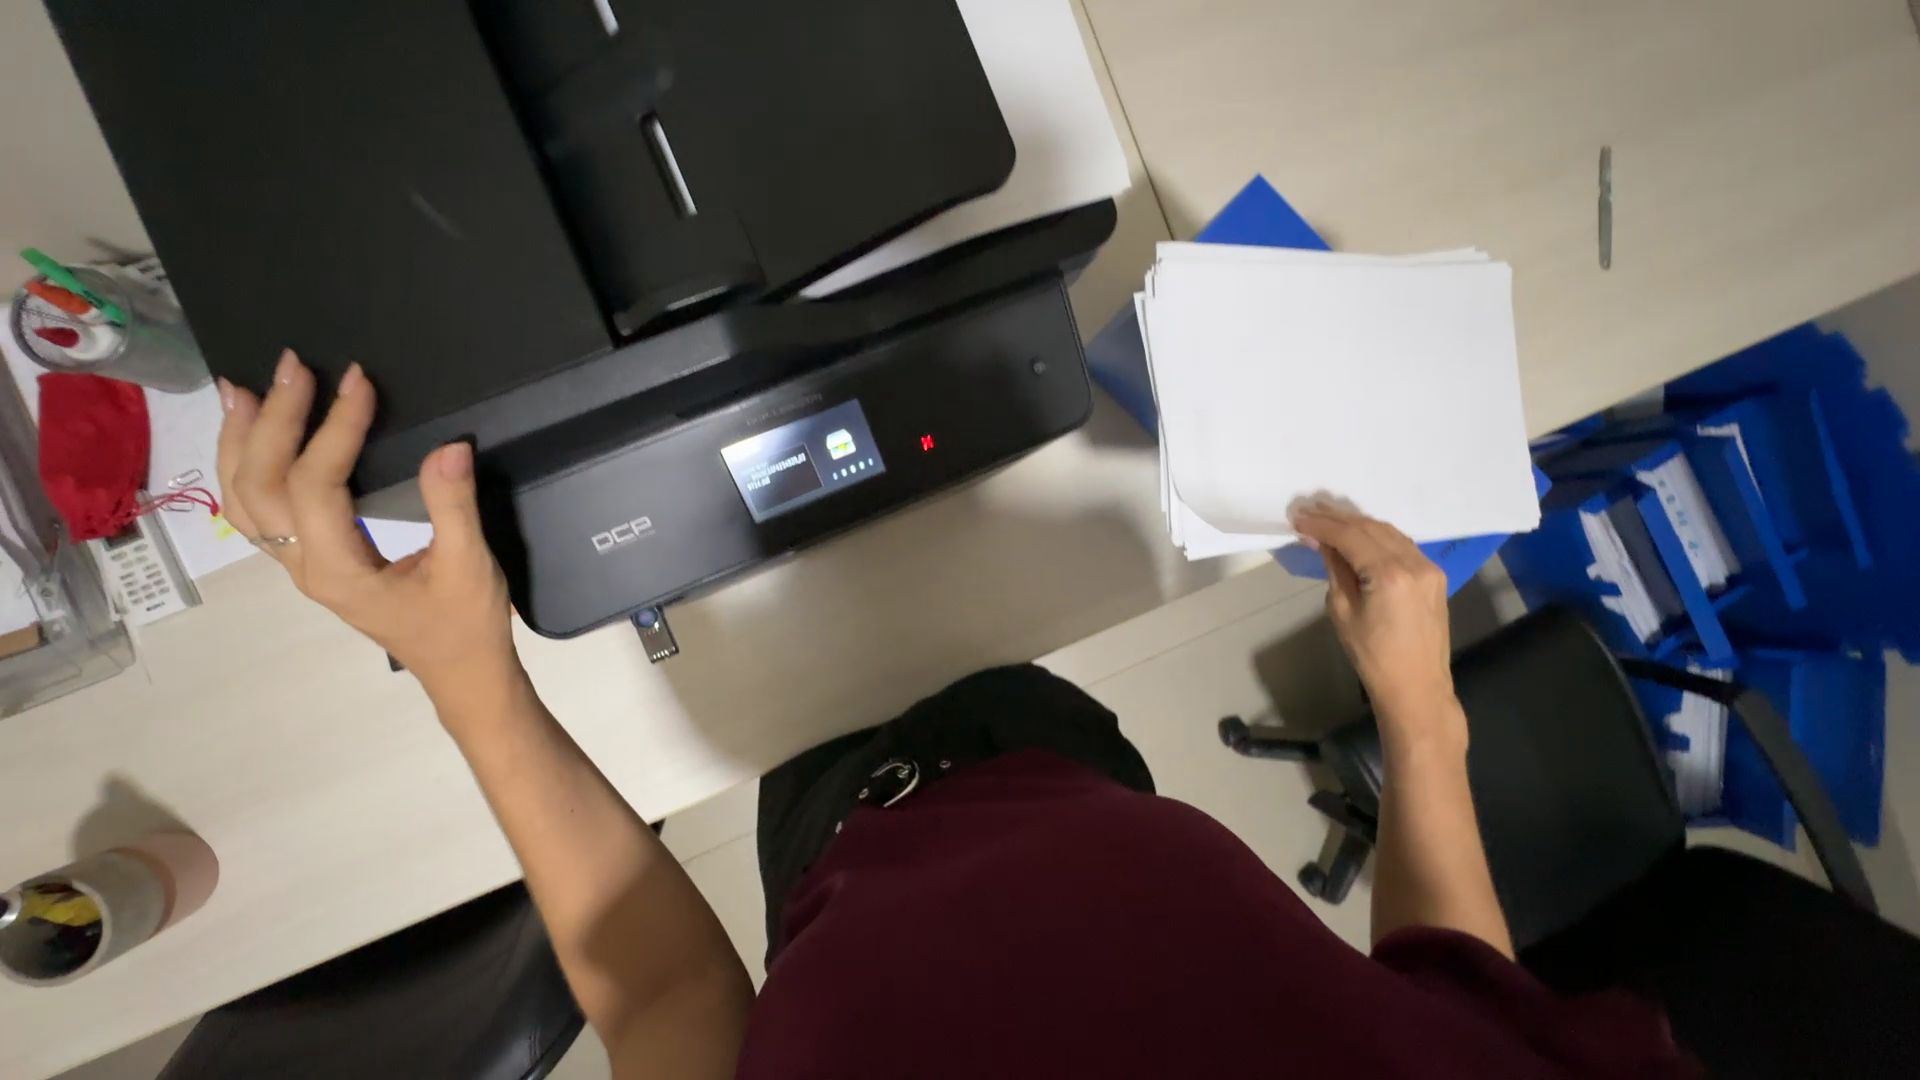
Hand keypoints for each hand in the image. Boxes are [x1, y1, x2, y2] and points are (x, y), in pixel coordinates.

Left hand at [215, 350, 520, 702]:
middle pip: (260, 485)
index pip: (318, 484)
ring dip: (241, 439)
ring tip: (246, 388)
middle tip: (295, 366)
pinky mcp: (314, 561)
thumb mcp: (471, 567)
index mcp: (338, 569)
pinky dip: (250, 465)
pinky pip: (262, 508)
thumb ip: (454, 507)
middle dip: (273, 420)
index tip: (360, 382)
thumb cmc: (466, 625)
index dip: (335, 429)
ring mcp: (301, 565)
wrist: (462, 671)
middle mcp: (303, 566)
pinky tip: (259, 438)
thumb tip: (450, 446)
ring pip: (245, 497)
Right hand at [1292, 506, 1459, 740]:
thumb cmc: (1372, 654)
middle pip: (1371, 528)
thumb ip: (1335, 569)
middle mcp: (1414, 563)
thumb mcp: (1342, 610)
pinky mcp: (1434, 575)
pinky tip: (1358, 534)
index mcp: (1389, 575)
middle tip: (1308, 510)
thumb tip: (1321, 541)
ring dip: (1357, 523)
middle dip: (1338, 518)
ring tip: (1329, 517)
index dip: (1322, 525)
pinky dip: (1377, 535)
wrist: (1416, 684)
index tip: (1298, 518)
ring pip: (1388, 532)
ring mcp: (1428, 567)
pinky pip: (1402, 544)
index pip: (1350, 536)